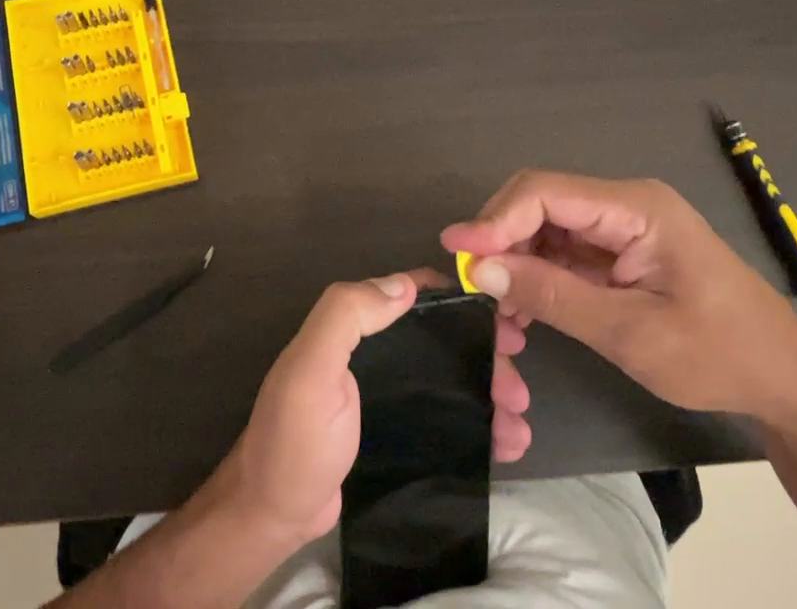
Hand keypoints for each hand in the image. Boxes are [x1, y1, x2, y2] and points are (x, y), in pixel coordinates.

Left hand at [210, 270, 531, 548]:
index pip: (411, 294)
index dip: (460, 303)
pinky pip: (446, 415)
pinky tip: (506, 446)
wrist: (276, 512)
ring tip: (520, 426)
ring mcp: (384, 391)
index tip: (504, 323)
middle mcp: (370, 352)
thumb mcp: (311, 369)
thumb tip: (404, 283)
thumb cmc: (295, 439)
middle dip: (485, 357)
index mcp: (351, 328)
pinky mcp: (395, 428)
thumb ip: (346, 316)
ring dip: (488, 394)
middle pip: (441, 340)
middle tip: (519, 389)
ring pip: (449, 378)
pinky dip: (478, 425)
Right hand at [440, 171, 796, 429]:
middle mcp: (625, 205)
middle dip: (499, 241)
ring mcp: (622, 229)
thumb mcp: (630, 332)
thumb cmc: (719, 354)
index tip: (454, 255)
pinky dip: (535, 278)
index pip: (543, 192)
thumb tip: (480, 269)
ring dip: (514, 264)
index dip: (493, 219)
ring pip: (544, 229)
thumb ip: (552, 295)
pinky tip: (521, 311)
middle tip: (471, 287)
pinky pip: (561, 253)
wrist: (784, 381)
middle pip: (539, 203)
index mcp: (636, 207)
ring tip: (496, 311)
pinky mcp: (619, 254)